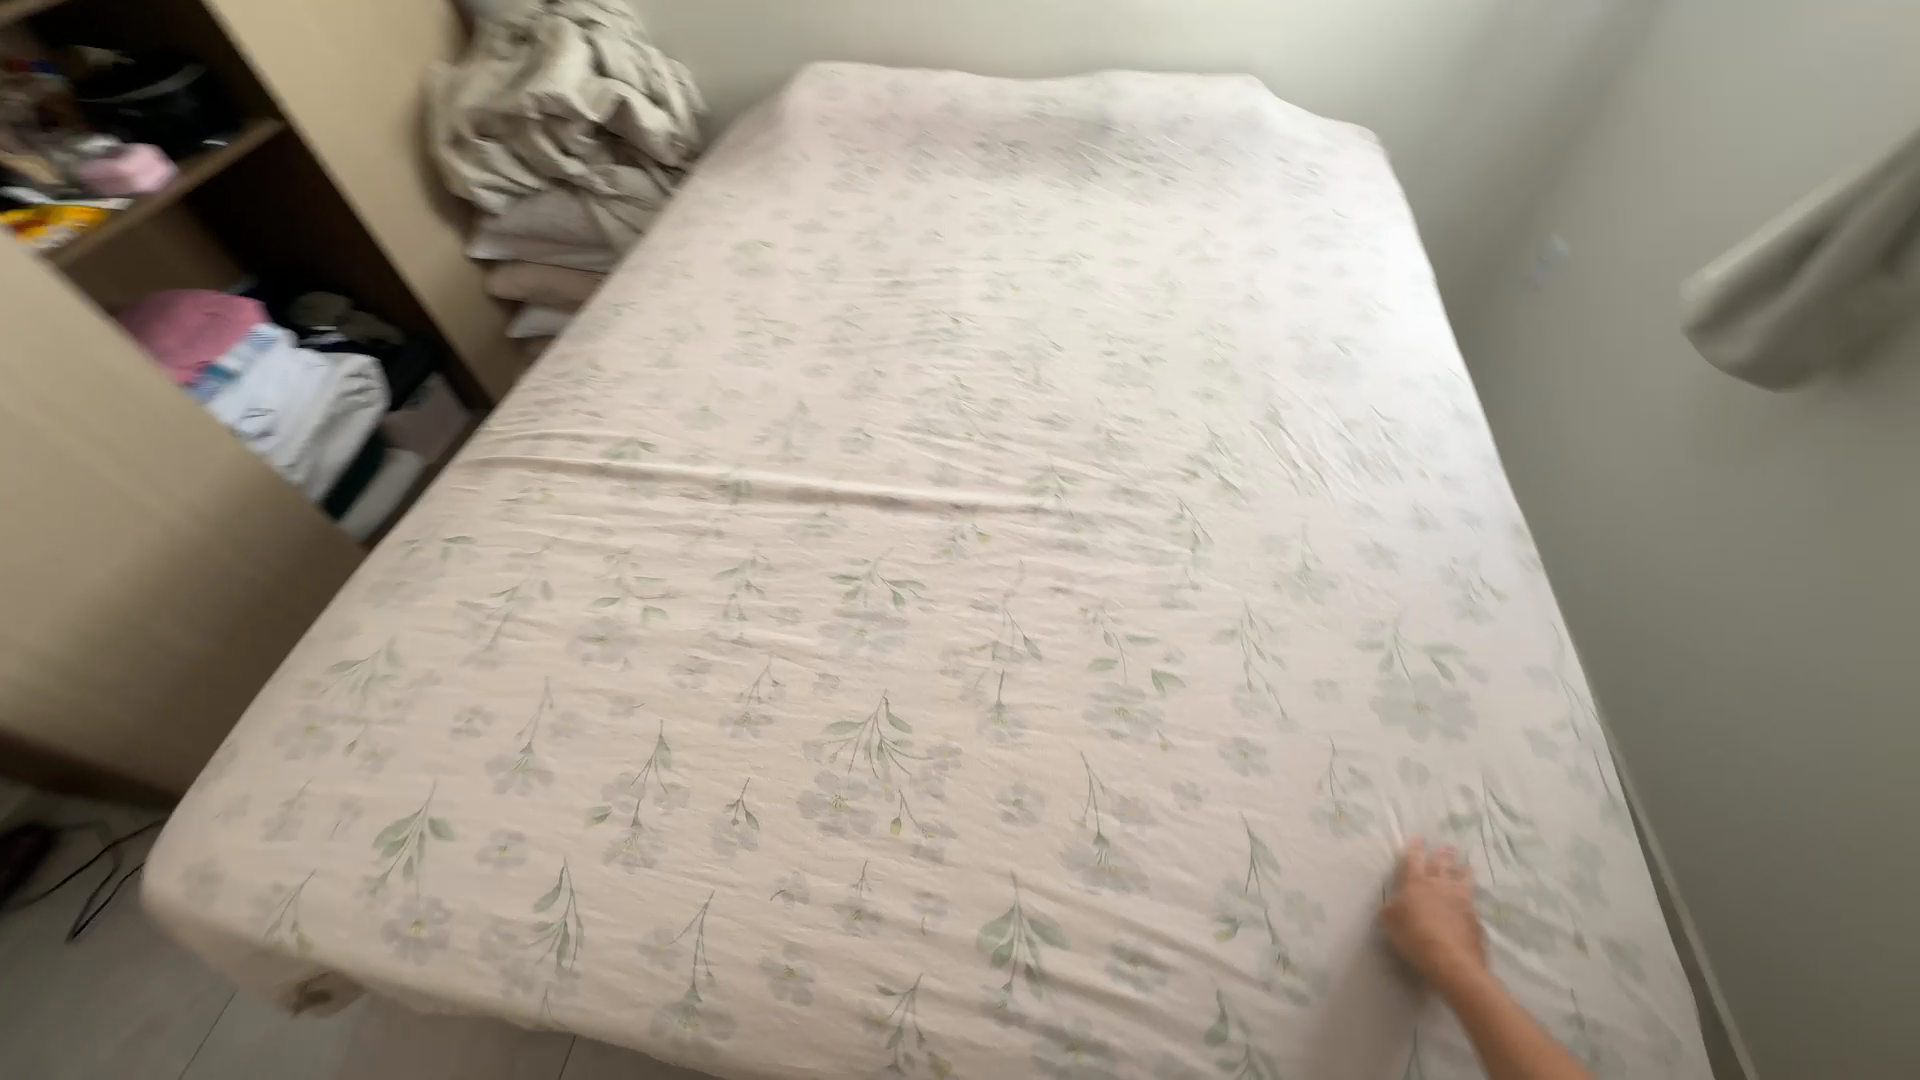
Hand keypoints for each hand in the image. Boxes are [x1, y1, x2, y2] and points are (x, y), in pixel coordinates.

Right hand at [1380, 840, 1487, 993]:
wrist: (1451, 960)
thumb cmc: (1413, 935)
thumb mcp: (1390, 919)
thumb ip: (1393, 905)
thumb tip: (1397, 901)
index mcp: (1416, 883)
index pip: (1414, 859)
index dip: (1416, 848)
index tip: (1419, 838)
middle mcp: (1440, 886)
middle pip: (1442, 865)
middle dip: (1443, 854)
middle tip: (1448, 846)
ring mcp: (1461, 902)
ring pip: (1463, 880)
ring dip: (1463, 871)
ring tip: (1466, 865)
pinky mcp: (1475, 919)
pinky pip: (1472, 904)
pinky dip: (1470, 899)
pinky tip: (1471, 902)